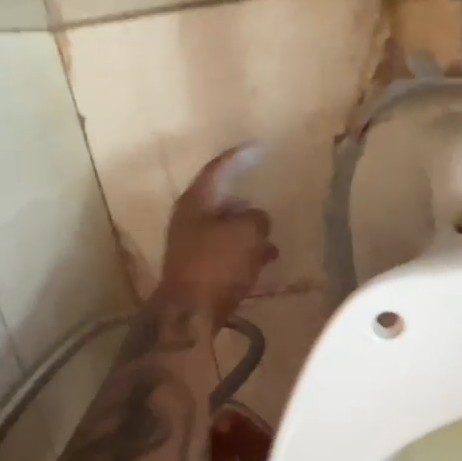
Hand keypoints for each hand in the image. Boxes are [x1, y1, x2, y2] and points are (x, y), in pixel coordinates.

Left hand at [158, 145, 277, 320]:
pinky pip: (225, 253)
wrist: (190, 312)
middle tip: (265, 202)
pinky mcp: (198, 270)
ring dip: (248, 232)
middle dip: (245, 203)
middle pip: (220, 201)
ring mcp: (191, 246)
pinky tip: (264, 262)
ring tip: (272, 239)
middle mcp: (189, 219)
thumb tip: (257, 220)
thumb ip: (257, 218)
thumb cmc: (217, 265)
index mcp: (196, 201)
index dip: (240, 156)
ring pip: (225, 230)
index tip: (259, 148)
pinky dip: (244, 253)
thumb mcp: (247, 233)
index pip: (219, 168)